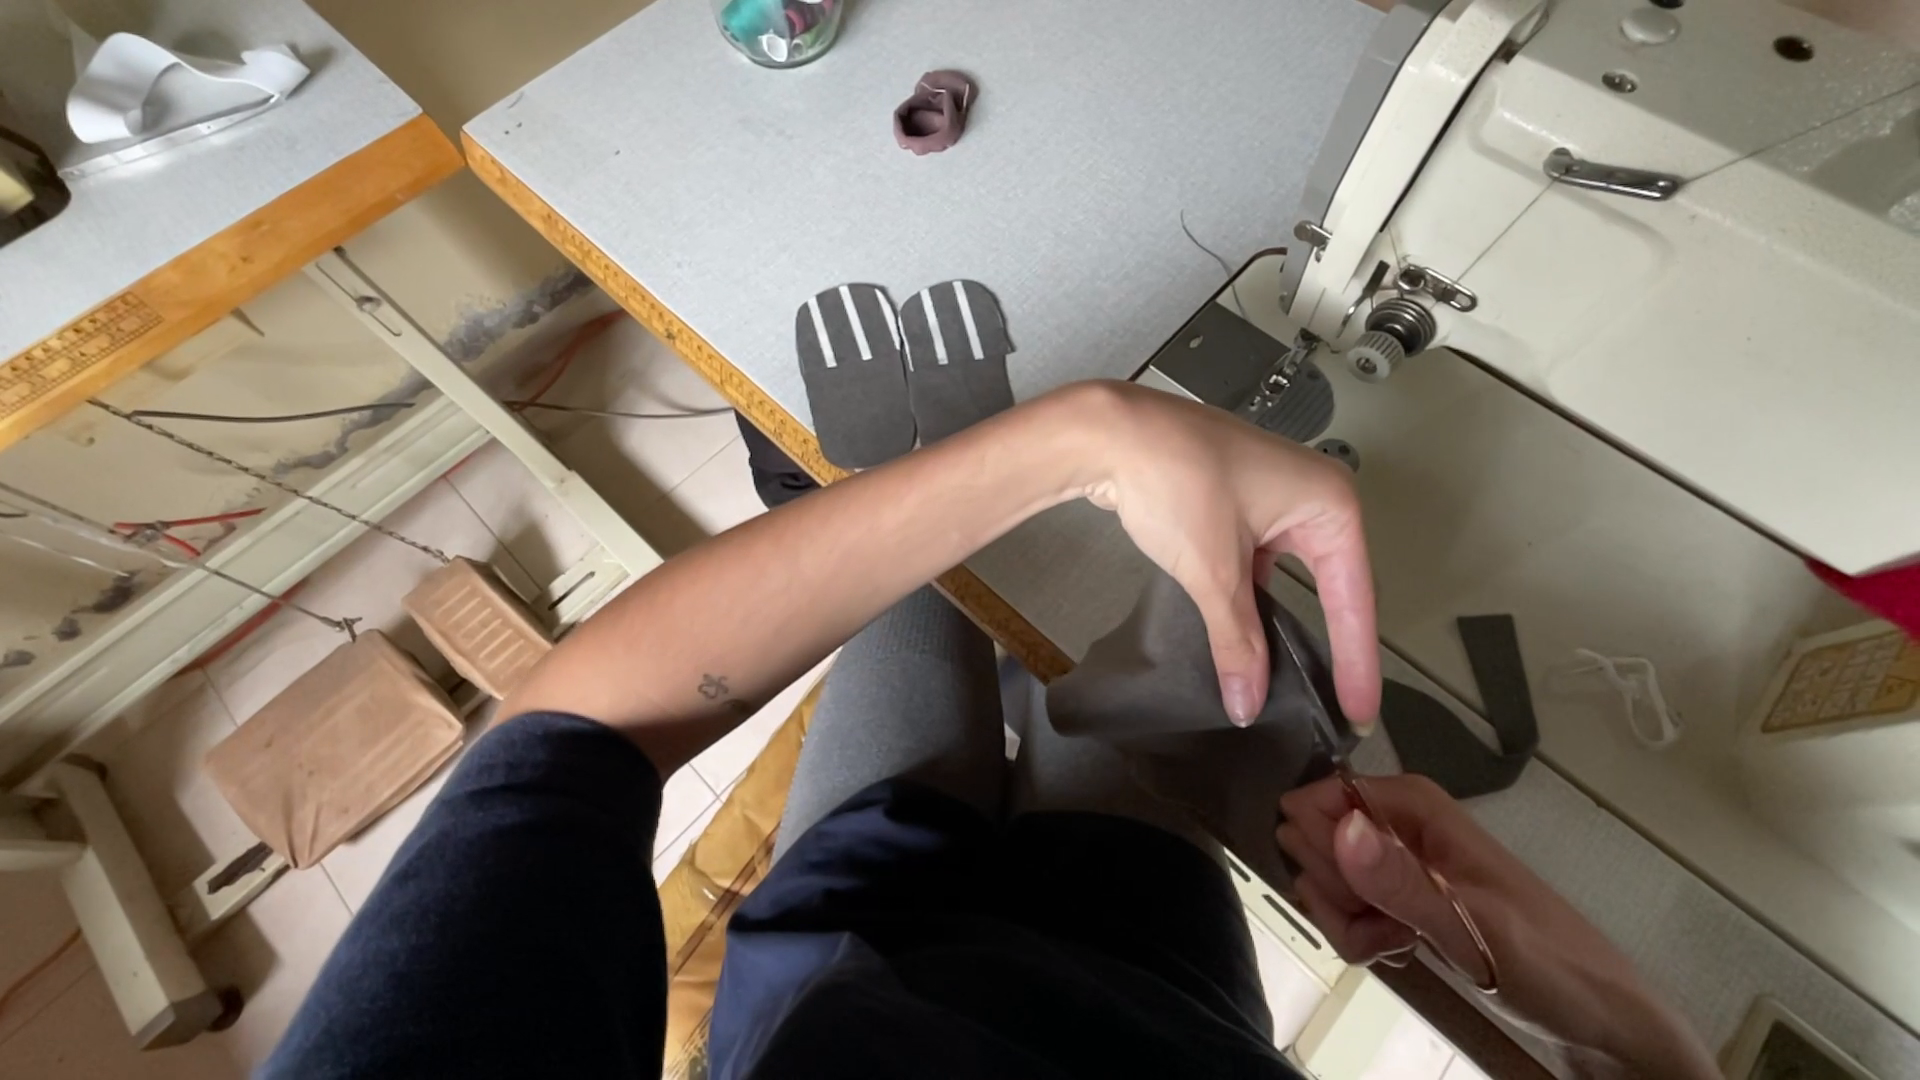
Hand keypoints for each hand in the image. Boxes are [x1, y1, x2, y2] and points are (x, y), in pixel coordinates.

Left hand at [1067, 382, 1379, 726]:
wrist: (1108, 432)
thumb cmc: (1174, 482)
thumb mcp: (1213, 570)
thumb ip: (1236, 639)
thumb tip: (1249, 701)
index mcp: (1328, 502)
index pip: (1353, 598)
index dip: (1356, 660)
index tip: (1359, 710)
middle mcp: (1308, 494)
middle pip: (1329, 584)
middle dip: (1328, 641)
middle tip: (1333, 701)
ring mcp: (1268, 495)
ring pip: (1285, 573)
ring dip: (1277, 618)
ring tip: (1283, 676)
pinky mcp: (1231, 501)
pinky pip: (1254, 559)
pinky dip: (1247, 595)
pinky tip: (1237, 629)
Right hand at [1276, 775, 1718, 1078]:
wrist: (1597, 1017)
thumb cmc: (1548, 964)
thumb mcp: (1476, 928)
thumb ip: (1403, 881)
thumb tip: (1339, 827)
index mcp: (1408, 801)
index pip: (1313, 801)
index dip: (1324, 853)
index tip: (1361, 894)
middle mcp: (1389, 816)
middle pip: (1308, 840)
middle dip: (1337, 893)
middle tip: (1388, 922)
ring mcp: (1385, 854)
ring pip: (1319, 878)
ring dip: (1348, 921)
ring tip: (1400, 940)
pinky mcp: (1386, 889)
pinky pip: (1336, 906)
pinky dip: (1359, 936)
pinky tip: (1399, 948)